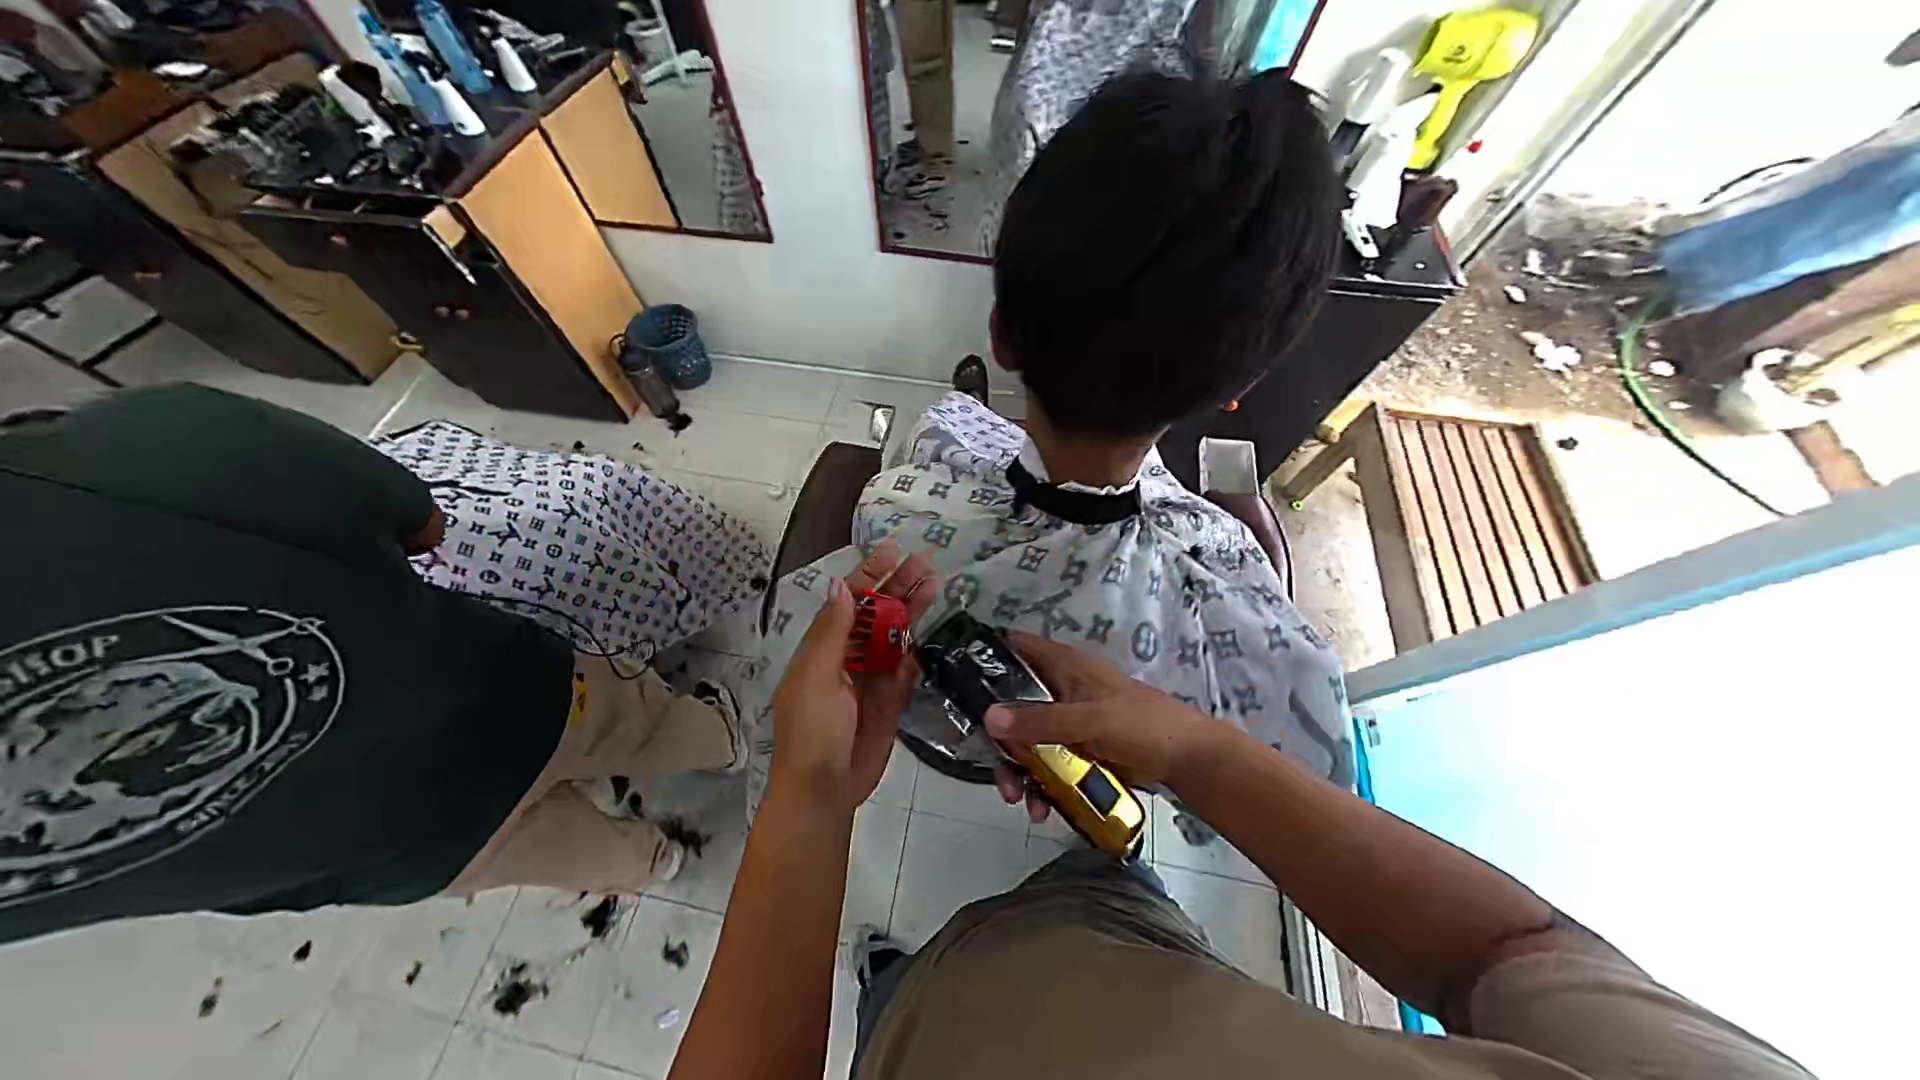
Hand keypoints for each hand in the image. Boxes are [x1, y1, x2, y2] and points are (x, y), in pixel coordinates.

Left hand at [767, 542, 935, 813]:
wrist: (825, 789)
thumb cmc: (812, 731)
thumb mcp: (816, 677)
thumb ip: (832, 632)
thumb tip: (840, 585)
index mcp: (825, 647)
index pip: (849, 601)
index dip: (869, 574)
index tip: (892, 550)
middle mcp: (848, 656)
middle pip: (877, 613)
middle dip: (899, 586)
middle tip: (926, 563)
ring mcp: (870, 678)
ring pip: (895, 636)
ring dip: (913, 611)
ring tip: (936, 585)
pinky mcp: (889, 700)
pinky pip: (906, 669)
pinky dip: (916, 652)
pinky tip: (930, 634)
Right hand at [986, 632, 1226, 820]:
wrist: (1188, 759)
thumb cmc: (1140, 725)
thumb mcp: (1088, 720)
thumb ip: (1039, 720)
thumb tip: (988, 719)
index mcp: (1064, 664)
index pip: (1016, 647)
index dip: (987, 657)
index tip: (961, 682)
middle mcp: (1060, 687)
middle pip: (1014, 704)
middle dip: (1001, 740)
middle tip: (997, 771)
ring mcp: (1070, 719)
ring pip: (1028, 738)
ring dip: (1020, 769)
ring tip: (1021, 801)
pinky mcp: (1080, 747)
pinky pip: (1048, 762)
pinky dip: (1040, 782)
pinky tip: (1042, 809)